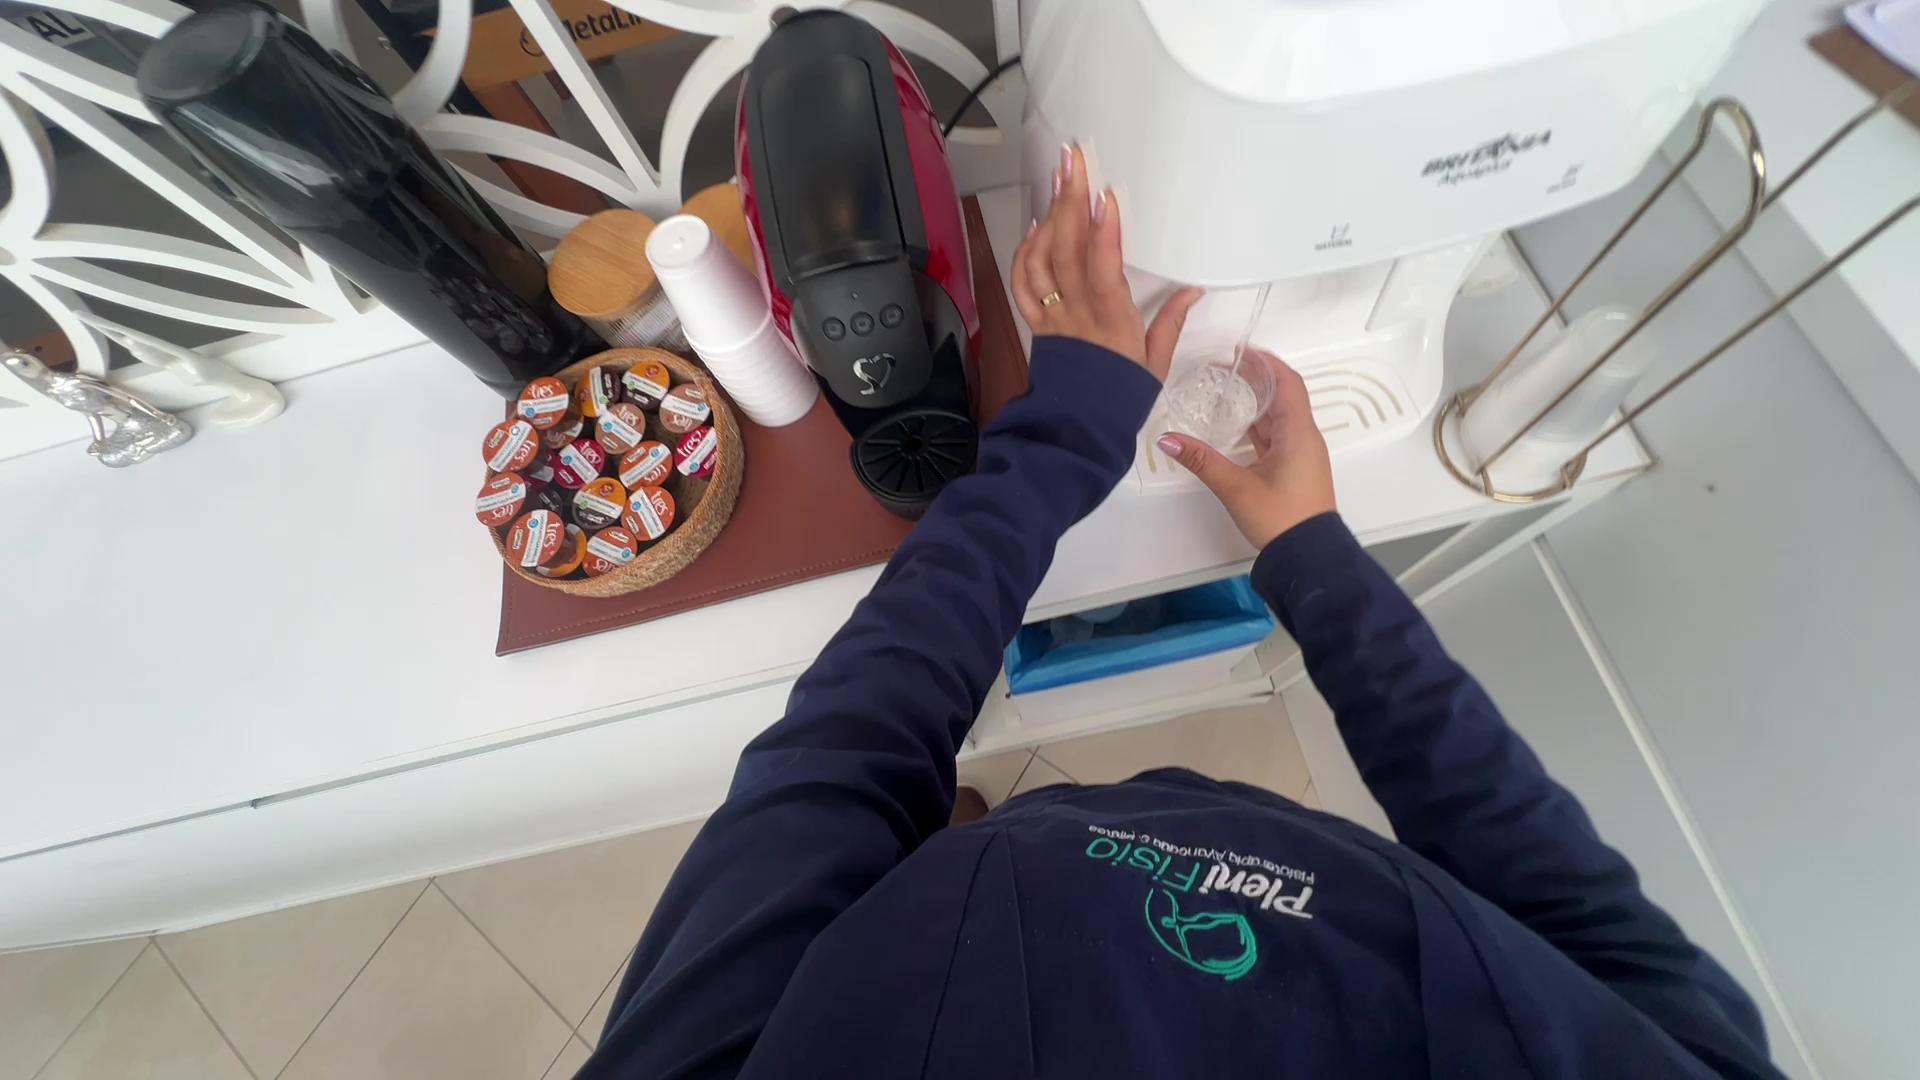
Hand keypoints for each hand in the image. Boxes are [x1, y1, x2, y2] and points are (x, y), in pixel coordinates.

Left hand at [1010, 143, 1203, 380]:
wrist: (1078, 426)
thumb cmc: (1118, 396)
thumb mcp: (1155, 363)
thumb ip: (1170, 323)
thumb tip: (1193, 290)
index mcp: (1112, 323)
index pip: (1103, 271)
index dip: (1103, 232)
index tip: (1104, 196)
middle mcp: (1077, 314)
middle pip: (1067, 252)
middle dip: (1068, 202)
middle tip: (1072, 161)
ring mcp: (1052, 317)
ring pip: (1041, 261)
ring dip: (1047, 216)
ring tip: (1056, 179)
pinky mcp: (1037, 323)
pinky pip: (1023, 284)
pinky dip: (1025, 253)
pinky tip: (1036, 226)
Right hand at [1156, 350, 1336, 549]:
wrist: (1307, 555)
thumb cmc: (1282, 519)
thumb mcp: (1235, 487)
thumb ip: (1201, 460)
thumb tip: (1169, 440)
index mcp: (1298, 434)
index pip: (1286, 383)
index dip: (1266, 362)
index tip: (1242, 350)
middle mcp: (1304, 438)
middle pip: (1282, 395)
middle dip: (1256, 378)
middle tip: (1226, 368)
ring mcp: (1300, 454)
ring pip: (1278, 417)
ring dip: (1255, 402)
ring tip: (1225, 392)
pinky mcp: (1293, 469)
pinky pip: (1275, 436)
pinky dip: (1256, 425)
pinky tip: (1234, 428)